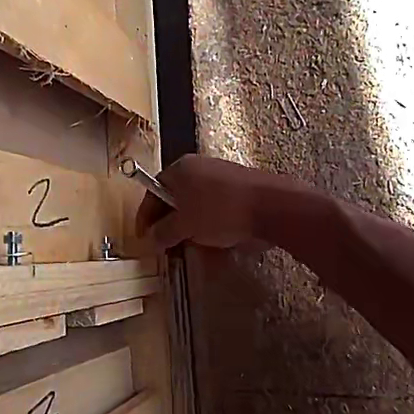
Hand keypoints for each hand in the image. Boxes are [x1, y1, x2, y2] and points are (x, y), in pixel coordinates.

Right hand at [138, 154, 297, 249]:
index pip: (153, 191)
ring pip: (196, 205)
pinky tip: (215, 240)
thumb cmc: (220, 211)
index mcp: (180, 169)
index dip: (146, 217)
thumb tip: (151, 239)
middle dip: (170, 223)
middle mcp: (199, 167)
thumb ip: (164, 232)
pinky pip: (216, 208)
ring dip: (191, 226)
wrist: (270, 206)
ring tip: (191, 246)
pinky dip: (210, 224)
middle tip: (166, 245)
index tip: (143, 238)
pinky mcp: (240, 189)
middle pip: (175, 198)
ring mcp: (222, 177)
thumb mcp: (185, 226)